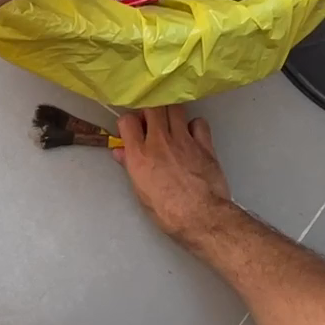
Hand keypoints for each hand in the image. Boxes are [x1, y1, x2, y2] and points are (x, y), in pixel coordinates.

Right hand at [115, 105, 244, 249]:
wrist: (202, 216)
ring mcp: (183, 140)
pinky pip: (198, 122)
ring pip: (174, 108)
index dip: (128, 123)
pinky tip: (192, 135)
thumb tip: (120, 152)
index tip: (131, 130)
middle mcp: (159, 141)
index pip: (127, 121)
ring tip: (170, 123)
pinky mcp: (204, 144)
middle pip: (151, 107)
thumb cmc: (167, 211)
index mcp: (139, 154)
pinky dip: (194, 125)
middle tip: (150, 121)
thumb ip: (130, 166)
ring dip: (170, 112)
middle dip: (149, 111)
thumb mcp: (141, 192)